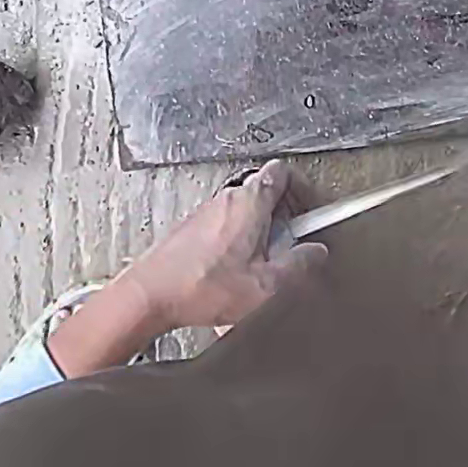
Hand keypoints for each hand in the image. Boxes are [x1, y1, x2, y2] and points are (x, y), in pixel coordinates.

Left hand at [125, 159, 328, 328]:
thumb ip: (298, 267)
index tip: (309, 212)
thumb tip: (316, 253)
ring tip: (262, 264)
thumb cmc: (201, 287)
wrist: (152, 294)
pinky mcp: (195, 226)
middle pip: (267, 191)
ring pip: (247, 209)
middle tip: (289, 245)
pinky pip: (227, 224)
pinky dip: (240, 240)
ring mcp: (208, 210)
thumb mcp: (266, 287)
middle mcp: (228, 198)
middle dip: (284, 216)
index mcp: (250, 202)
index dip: (302, 189)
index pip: (283, 172)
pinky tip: (236, 273)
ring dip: (261, 230)